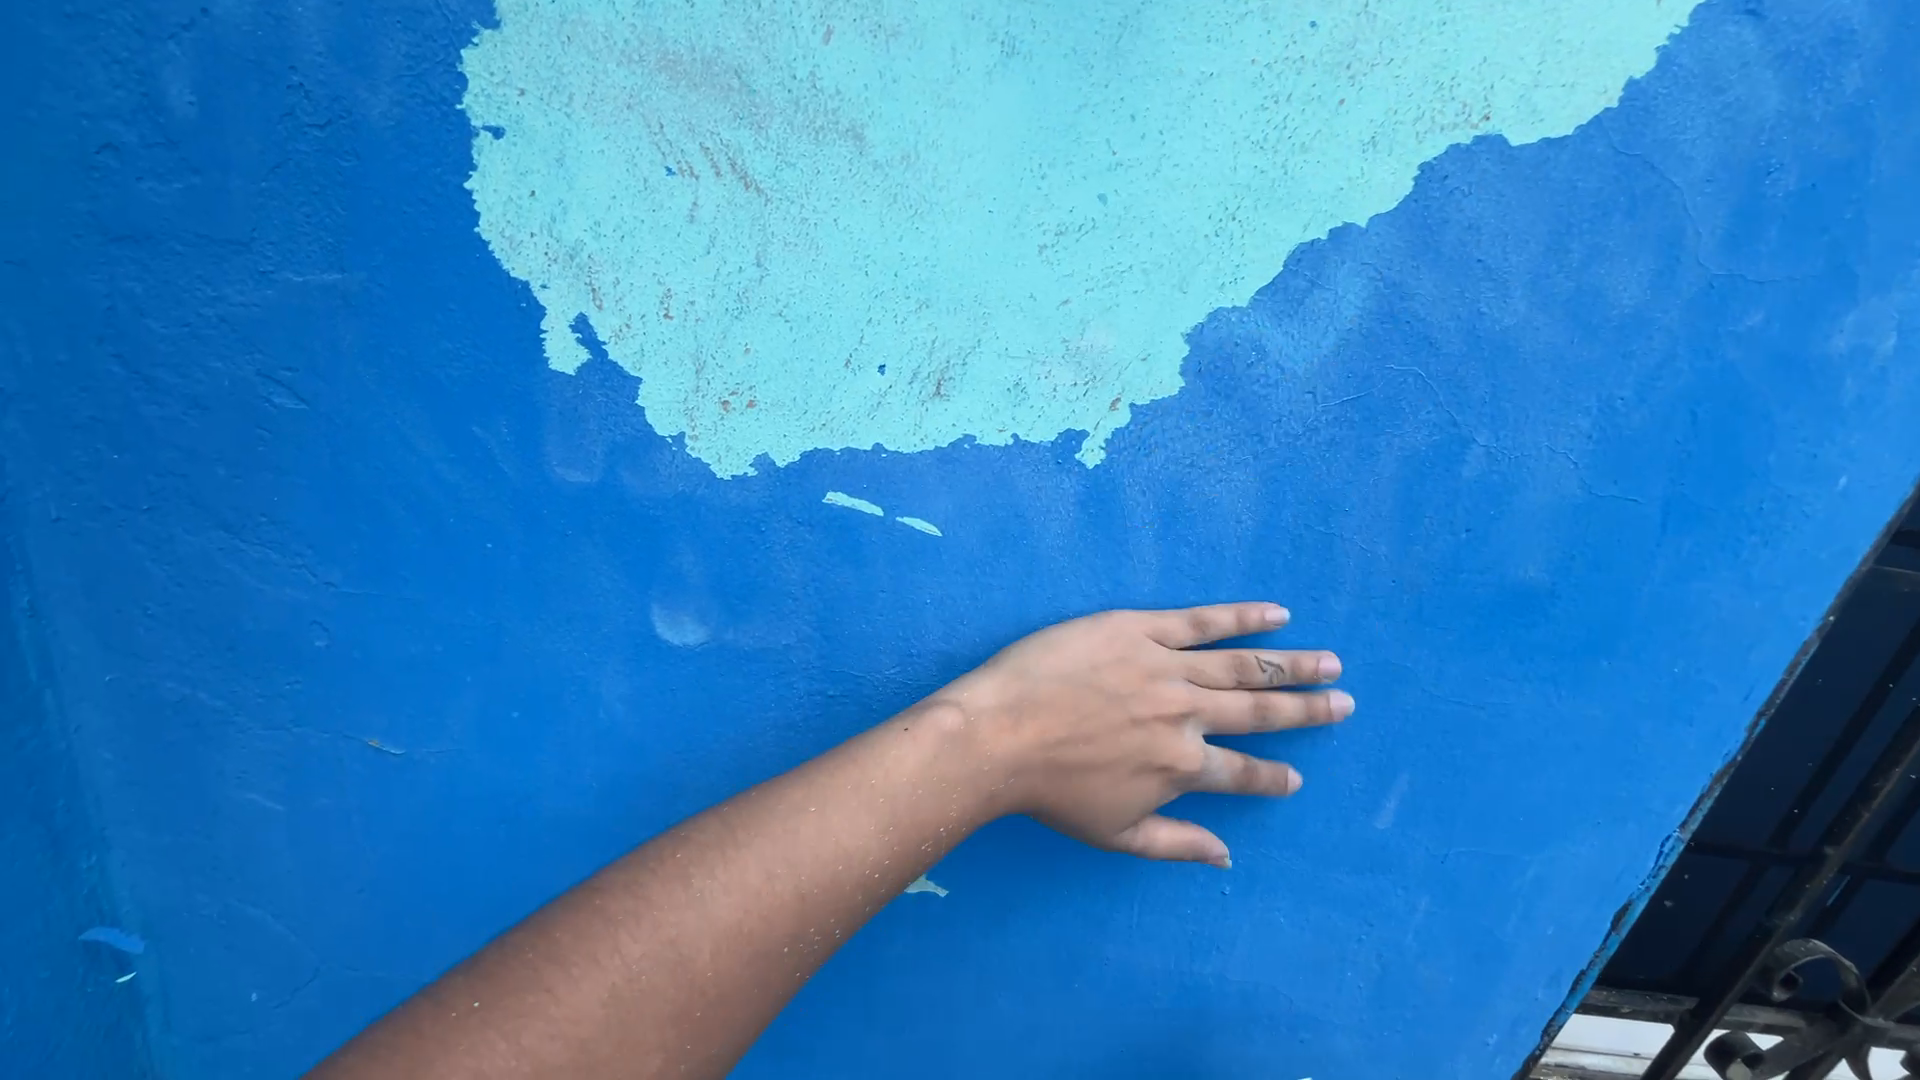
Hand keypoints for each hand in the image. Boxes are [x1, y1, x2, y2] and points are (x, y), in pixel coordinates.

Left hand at [938, 603, 1350, 867]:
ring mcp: (1165, 668)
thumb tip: (1226, 858)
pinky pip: (1201, 622)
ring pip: (1243, 665)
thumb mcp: (1114, 834)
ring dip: (1290, 665)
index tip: (1296, 775)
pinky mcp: (1138, 630)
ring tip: (1329, 661)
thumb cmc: (1050, 790)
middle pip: (1259, 711)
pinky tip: (1276, 615)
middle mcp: (1186, 716)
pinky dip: (1243, 617)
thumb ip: (1175, 843)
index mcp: (1182, 766)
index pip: (1242, 773)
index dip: (1273, 776)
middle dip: (1307, 711)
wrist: (999, 734)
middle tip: (1344, 703)